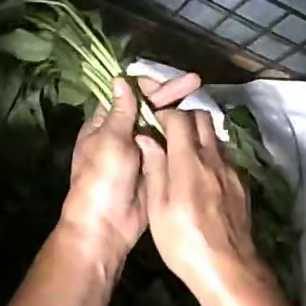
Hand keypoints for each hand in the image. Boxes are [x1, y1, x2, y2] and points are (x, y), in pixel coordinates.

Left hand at [57, 73, 201, 269]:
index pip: (128, 95)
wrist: (106, 226)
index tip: (166, 82)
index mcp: (105, 123)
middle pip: (148, 108)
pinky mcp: (154, 168)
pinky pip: (169, 148)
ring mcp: (139, 151)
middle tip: (197, 82)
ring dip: (179, 114)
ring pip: (161, 126)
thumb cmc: (102, 178)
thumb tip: (119, 79)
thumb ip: (121, 111)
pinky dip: (183, 138)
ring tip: (203, 102)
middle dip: (170, 94)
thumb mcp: (111, 140)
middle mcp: (122, 133)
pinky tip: (202, 129)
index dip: (147, 86)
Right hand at [139, 105, 267, 298]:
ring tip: (181, 157)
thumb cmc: (183, 242)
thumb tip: (145, 138)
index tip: (150, 123)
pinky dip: (210, 158)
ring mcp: (231, 173)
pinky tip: (200, 179)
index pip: (178, 118)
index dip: (163, 115)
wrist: (230, 273)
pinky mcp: (241, 187)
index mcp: (188, 162)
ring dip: (198, 137)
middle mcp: (213, 160)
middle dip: (184, 118)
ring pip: (215, 138)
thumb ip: (154, 168)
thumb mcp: (157, 208)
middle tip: (167, 133)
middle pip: (203, 118)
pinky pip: (224, 159)